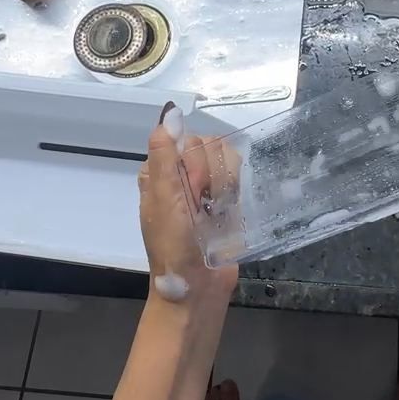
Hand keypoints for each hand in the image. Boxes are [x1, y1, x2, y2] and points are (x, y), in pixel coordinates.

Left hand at [138, 103, 237, 306]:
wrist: (197, 288)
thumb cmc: (173, 243)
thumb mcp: (163, 196)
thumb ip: (165, 153)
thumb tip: (171, 111)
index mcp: (160, 171)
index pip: (185, 138)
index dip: (193, 160)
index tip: (190, 186)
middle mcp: (181, 174)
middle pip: (209, 146)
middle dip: (210, 175)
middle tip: (201, 205)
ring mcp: (205, 187)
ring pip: (227, 159)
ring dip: (224, 185)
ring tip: (215, 211)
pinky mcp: (226, 200)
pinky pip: (238, 177)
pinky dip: (235, 193)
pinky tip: (227, 212)